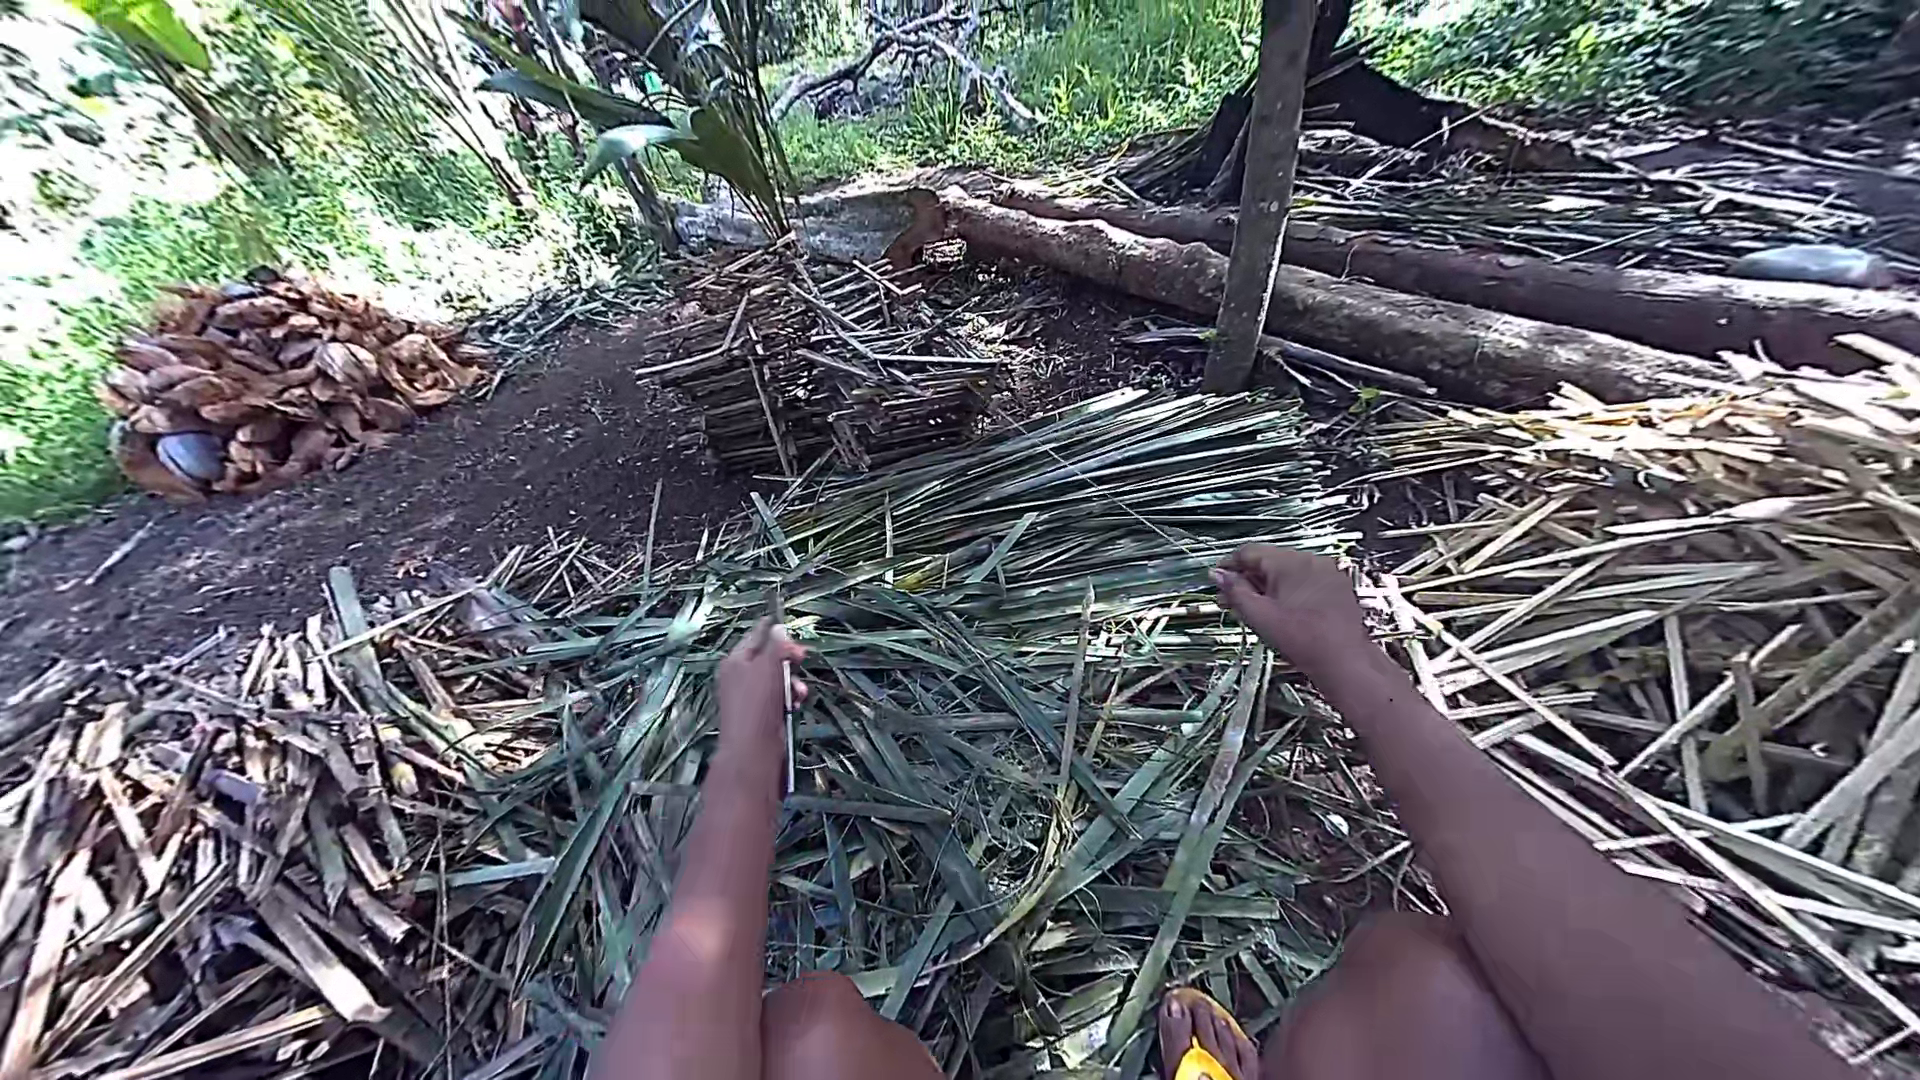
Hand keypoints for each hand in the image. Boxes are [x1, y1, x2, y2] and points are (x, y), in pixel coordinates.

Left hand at [715, 618, 807, 764]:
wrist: (753, 748)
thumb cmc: (757, 702)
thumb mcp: (768, 666)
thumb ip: (776, 645)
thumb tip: (779, 628)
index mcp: (735, 661)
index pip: (755, 635)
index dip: (772, 629)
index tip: (787, 623)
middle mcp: (740, 675)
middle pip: (769, 656)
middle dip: (788, 658)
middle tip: (801, 658)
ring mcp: (750, 695)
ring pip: (778, 677)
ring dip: (793, 681)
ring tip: (799, 691)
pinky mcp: (761, 711)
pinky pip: (779, 695)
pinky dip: (789, 696)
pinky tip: (795, 703)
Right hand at [1211, 544, 1368, 672]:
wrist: (1344, 661)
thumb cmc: (1302, 639)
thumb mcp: (1258, 614)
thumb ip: (1234, 590)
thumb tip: (1218, 574)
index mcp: (1290, 561)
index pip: (1249, 552)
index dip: (1228, 566)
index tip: (1217, 580)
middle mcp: (1310, 560)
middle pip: (1267, 561)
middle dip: (1246, 579)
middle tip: (1229, 600)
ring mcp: (1325, 572)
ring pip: (1284, 571)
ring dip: (1264, 586)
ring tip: (1251, 608)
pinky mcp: (1335, 586)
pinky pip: (1302, 580)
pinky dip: (1285, 590)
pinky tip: (1276, 609)